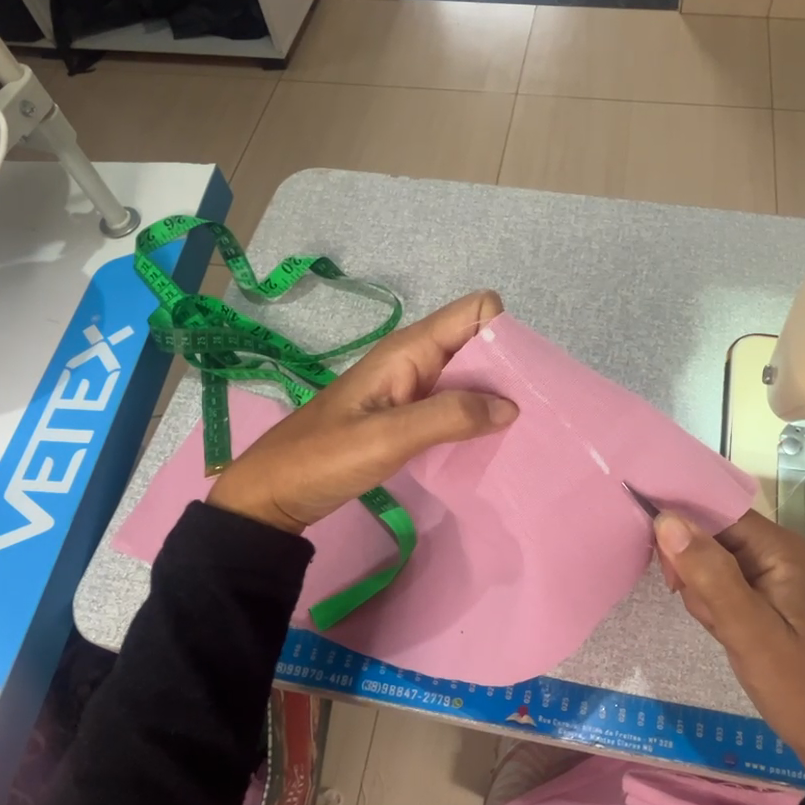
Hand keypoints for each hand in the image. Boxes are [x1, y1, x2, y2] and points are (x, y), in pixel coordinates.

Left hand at [208, 290, 518, 533]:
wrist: (274, 493)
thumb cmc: (323, 458)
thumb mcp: (387, 437)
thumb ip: (448, 417)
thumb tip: (510, 406)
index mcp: (409, 349)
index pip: (477, 310)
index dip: (506, 334)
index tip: (523, 379)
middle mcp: (416, 359)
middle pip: (480, 344)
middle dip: (508, 370)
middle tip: (530, 415)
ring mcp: (412, 389)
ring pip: (470, 377)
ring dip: (494, 399)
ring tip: (517, 434)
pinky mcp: (408, 416)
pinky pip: (453, 406)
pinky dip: (474, 420)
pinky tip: (485, 445)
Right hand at [655, 510, 804, 804]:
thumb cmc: (799, 688)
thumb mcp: (748, 630)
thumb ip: (707, 573)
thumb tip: (665, 519)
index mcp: (780, 548)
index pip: (716, 510)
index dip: (683, 526)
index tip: (662, 562)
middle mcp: (777, 552)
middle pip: (711, 535)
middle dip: (694, 569)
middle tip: (708, 612)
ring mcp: (772, 577)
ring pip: (711, 563)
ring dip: (703, 594)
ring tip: (723, 630)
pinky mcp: (766, 601)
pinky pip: (722, 587)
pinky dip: (713, 608)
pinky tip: (726, 634)